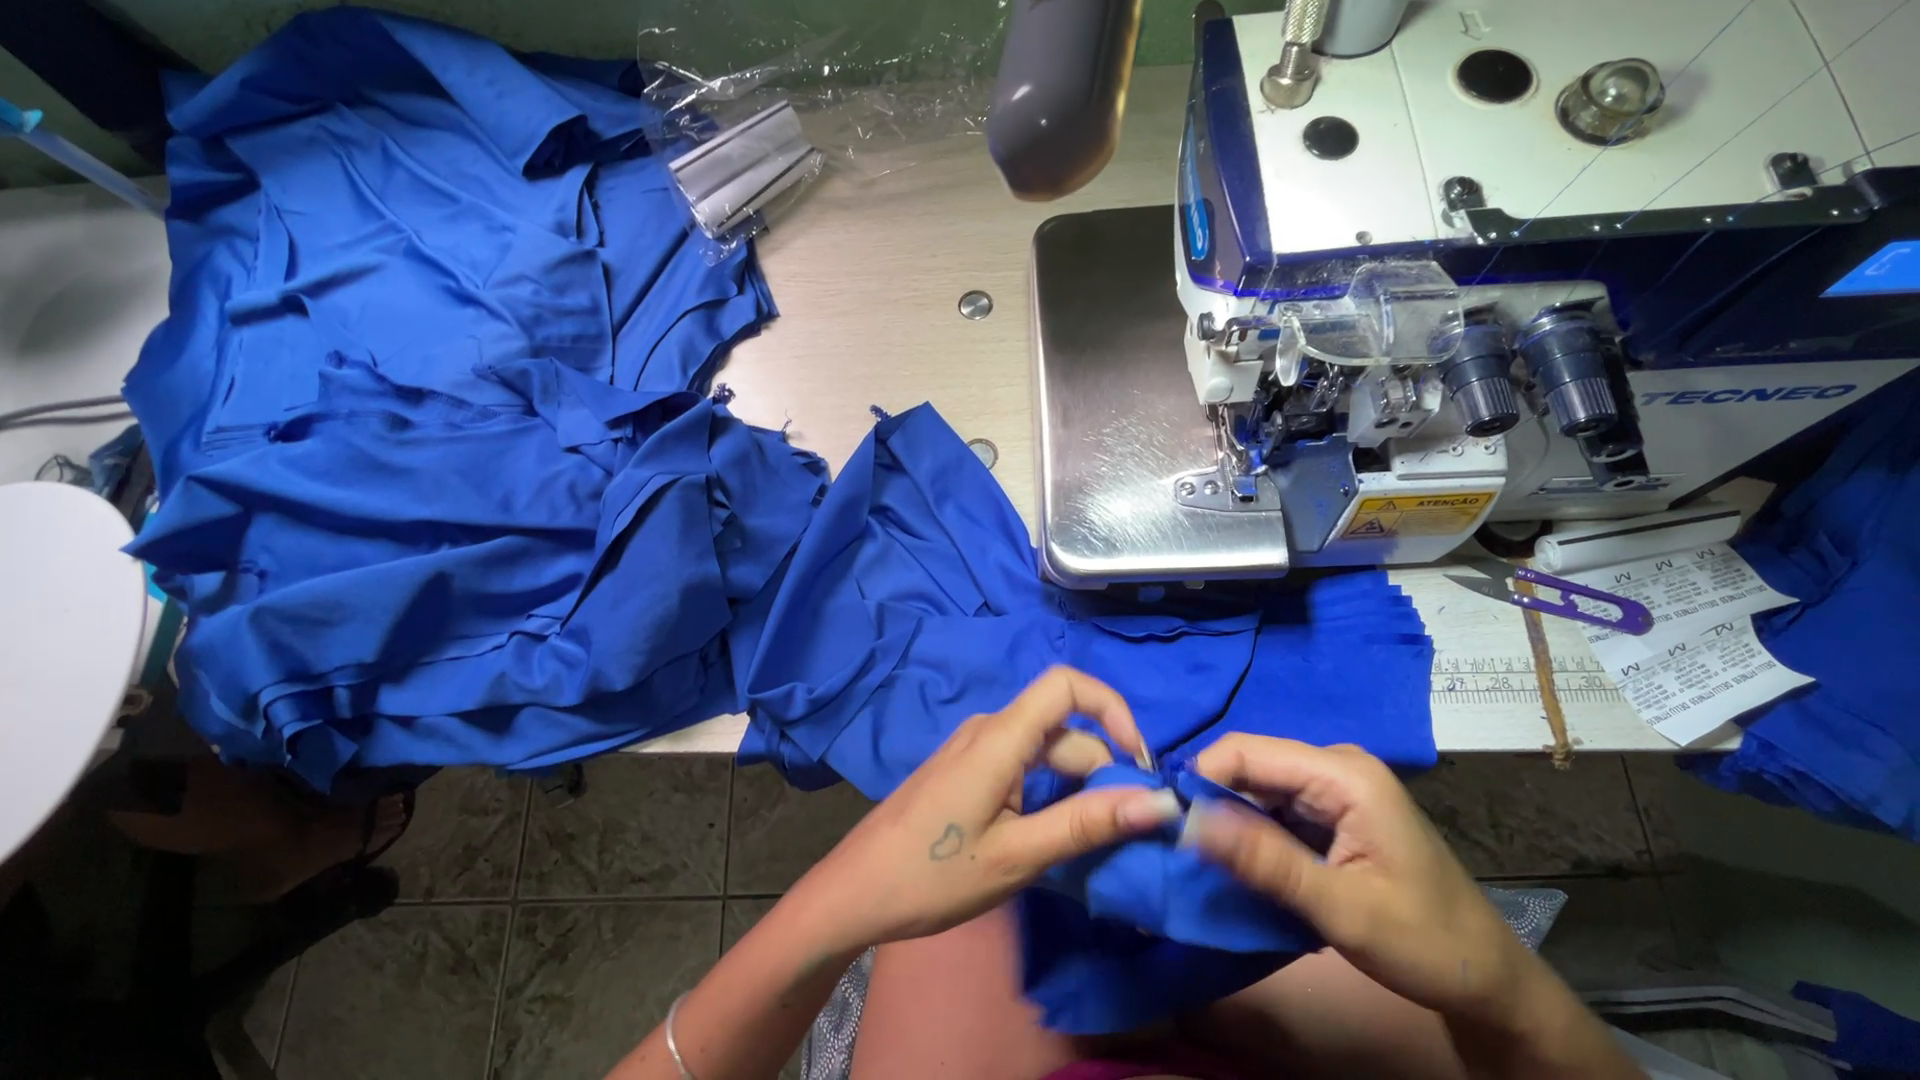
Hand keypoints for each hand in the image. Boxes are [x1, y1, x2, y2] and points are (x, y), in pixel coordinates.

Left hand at [792, 666, 1182, 953]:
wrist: (854, 892)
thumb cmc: (933, 875)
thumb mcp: (1019, 856)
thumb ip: (1087, 824)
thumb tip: (1158, 801)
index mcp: (999, 737)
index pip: (1067, 684)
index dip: (1113, 709)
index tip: (1139, 763)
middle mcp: (988, 731)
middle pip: (1063, 729)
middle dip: (1102, 770)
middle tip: (1124, 831)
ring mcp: (974, 751)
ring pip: (1045, 753)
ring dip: (1078, 788)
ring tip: (1094, 843)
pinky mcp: (966, 773)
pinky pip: (1022, 768)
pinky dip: (1051, 794)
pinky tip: (1054, 837)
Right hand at [1181, 736, 1548, 1024]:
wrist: (1486, 980)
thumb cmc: (1424, 943)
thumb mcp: (1339, 908)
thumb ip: (1263, 860)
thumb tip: (1187, 821)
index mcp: (1343, 774)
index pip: (1246, 752)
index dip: (1199, 779)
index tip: (1167, 823)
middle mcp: (1335, 767)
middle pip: (1248, 767)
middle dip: (1209, 801)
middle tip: (1179, 848)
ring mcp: (1334, 790)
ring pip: (1256, 789)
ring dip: (1227, 820)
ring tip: (1200, 859)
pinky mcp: (1331, 813)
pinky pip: (1273, 809)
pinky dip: (1249, 834)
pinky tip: (1236, 863)